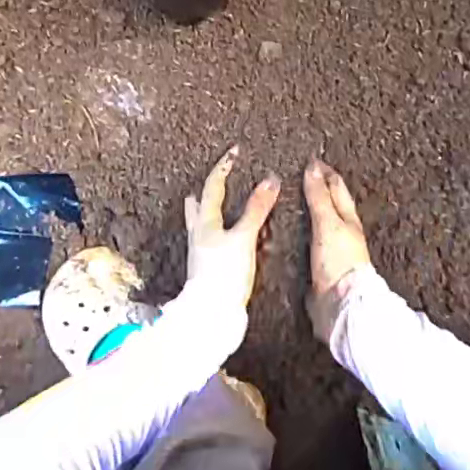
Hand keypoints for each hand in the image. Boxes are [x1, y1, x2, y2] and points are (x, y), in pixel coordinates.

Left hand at [184, 145, 281, 304]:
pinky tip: (231, 242)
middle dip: (206, 192)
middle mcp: (199, 235)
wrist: (210, 317)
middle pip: (199, 207)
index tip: (234, 151)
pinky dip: (222, 235)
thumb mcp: (244, 237)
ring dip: (212, 214)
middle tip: (215, 181)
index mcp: (205, 222)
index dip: (224, 166)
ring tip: (219, 208)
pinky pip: (215, 244)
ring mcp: (202, 254)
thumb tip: (269, 180)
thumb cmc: (223, 275)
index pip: (213, 186)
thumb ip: (257, 209)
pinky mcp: (210, 270)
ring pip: (205, 225)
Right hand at [305, 157, 372, 339]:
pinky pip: (306, 246)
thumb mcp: (328, 223)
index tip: (310, 160)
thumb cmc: (340, 262)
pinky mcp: (318, 268)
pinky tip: (286, 237)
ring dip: (306, 214)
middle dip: (316, 191)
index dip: (324, 172)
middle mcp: (341, 233)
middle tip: (299, 177)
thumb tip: (313, 167)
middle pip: (328, 205)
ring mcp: (330, 251)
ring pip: (317, 225)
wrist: (340, 305)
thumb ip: (319, 196)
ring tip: (289, 204)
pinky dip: (298, 237)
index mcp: (347, 219)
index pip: (336, 187)